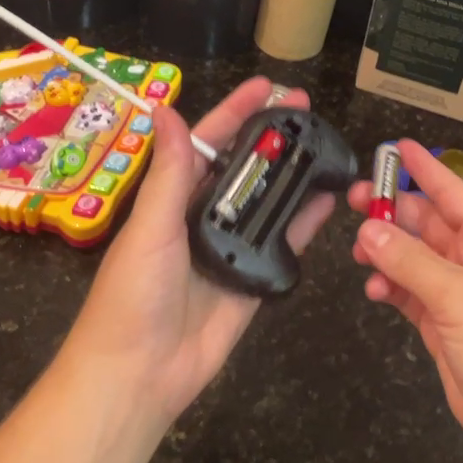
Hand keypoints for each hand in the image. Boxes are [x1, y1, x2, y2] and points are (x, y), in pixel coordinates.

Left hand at [60, 77, 335, 427]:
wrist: (139, 374)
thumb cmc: (133, 295)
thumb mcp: (150, 227)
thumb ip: (170, 172)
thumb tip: (166, 107)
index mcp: (175, 199)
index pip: (210, 144)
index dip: (237, 113)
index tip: (269, 87)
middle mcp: (207, 217)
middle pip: (247, 168)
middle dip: (275, 137)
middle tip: (310, 111)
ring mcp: (234, 247)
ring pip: (270, 200)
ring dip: (295, 173)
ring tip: (328, 145)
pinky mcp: (256, 277)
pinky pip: (286, 241)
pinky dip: (307, 219)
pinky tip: (330, 197)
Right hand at [348, 141, 462, 462]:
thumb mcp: (456, 296)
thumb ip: (409, 262)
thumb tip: (367, 229)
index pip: (454, 193)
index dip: (426, 169)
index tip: (396, 147)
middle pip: (429, 224)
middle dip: (395, 212)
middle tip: (355, 199)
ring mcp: (459, 293)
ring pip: (416, 258)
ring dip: (388, 252)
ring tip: (357, 250)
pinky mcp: (445, 324)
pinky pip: (412, 293)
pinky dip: (392, 288)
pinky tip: (374, 290)